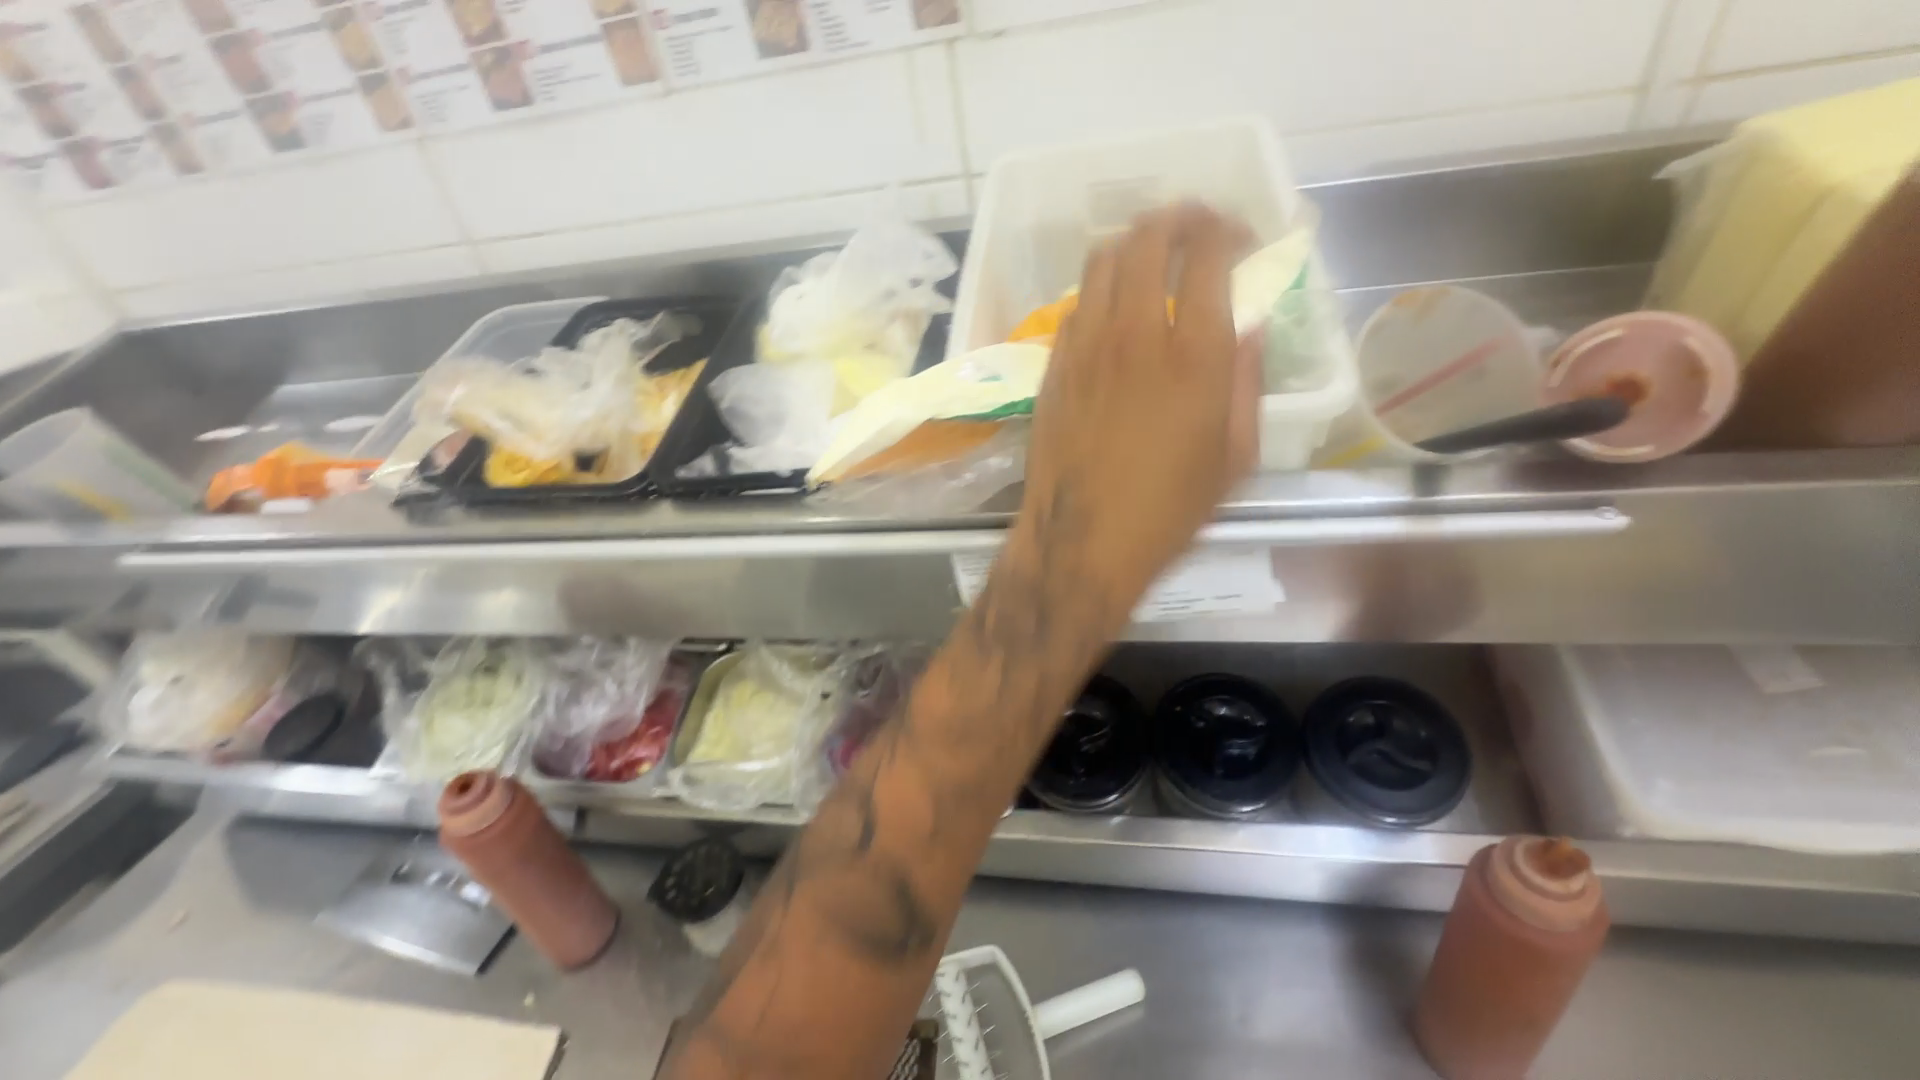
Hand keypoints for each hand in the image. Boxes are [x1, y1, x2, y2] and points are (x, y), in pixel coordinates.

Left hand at [1018, 203, 1261, 622]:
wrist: (1084, 540)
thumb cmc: (1170, 509)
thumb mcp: (1235, 455)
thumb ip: (1245, 381)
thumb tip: (1250, 326)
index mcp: (1193, 354)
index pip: (1208, 255)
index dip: (1226, 230)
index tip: (1239, 237)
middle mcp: (1136, 333)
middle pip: (1149, 240)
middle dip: (1178, 218)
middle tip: (1196, 224)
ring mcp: (1086, 346)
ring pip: (1103, 262)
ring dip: (1133, 242)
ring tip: (1152, 251)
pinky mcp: (1054, 365)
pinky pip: (1078, 304)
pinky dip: (1101, 288)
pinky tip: (1113, 306)